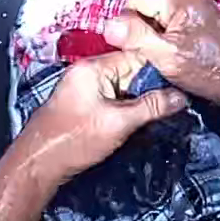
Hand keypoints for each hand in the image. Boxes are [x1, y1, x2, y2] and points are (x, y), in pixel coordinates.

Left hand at [8, 51, 186, 187]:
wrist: (37, 165)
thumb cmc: (75, 140)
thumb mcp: (118, 123)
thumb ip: (151, 107)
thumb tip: (181, 96)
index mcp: (92, 68)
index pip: (135, 56)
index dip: (160, 67)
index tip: (182, 80)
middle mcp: (86, 72)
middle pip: (129, 70)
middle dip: (152, 85)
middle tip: (178, 98)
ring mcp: (83, 88)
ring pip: (122, 86)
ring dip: (140, 98)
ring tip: (165, 108)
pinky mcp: (83, 104)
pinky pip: (112, 97)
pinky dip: (127, 106)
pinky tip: (141, 117)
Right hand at [103, 0, 219, 111]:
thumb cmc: (209, 70)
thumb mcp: (165, 54)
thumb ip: (136, 37)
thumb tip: (109, 25)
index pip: (134, 0)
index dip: (126, 23)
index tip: (130, 46)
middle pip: (148, 9)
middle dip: (142, 31)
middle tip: (148, 55)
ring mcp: (198, 11)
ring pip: (161, 20)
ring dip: (156, 39)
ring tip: (163, 60)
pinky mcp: (205, 25)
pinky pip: (176, 28)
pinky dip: (170, 41)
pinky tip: (176, 59)